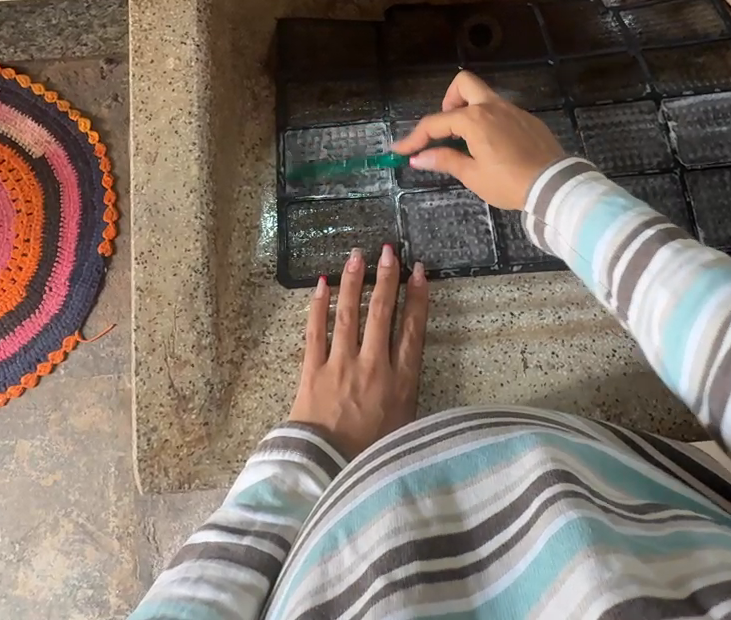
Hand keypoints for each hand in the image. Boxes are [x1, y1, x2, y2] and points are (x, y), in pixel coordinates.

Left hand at [290, 245, 428, 458]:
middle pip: (381, 314)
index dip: (417, 298)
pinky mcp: (311, 372)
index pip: (413, 330)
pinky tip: (321, 284)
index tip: (419, 271)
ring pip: (349, 315)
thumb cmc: (370, 461)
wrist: (325, 479)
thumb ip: (408, 395)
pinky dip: (318, 306)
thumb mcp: (406, 429)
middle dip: (386, 279)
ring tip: (357, 256)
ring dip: (353, 282)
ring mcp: (340, 367)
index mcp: (401, 384)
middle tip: (388, 251)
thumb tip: (411, 364)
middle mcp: (373, 368)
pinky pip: (315, 332)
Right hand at [392, 70, 566, 208]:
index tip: (401, 150)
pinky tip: (493, 146)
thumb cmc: (509, 183)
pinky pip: (501, 110)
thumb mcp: (473, 175)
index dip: (415, 137)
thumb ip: (445, 160)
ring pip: (484, 95)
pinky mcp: (527, 119)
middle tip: (446, 129)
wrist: (554, 185)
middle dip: (448, 100)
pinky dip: (489, 120)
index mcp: (474, 119)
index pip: (435, 122)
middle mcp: (492, 106)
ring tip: (468, 141)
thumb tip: (418, 157)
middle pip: (463, 83)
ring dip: (469, 110)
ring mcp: (512, 110)